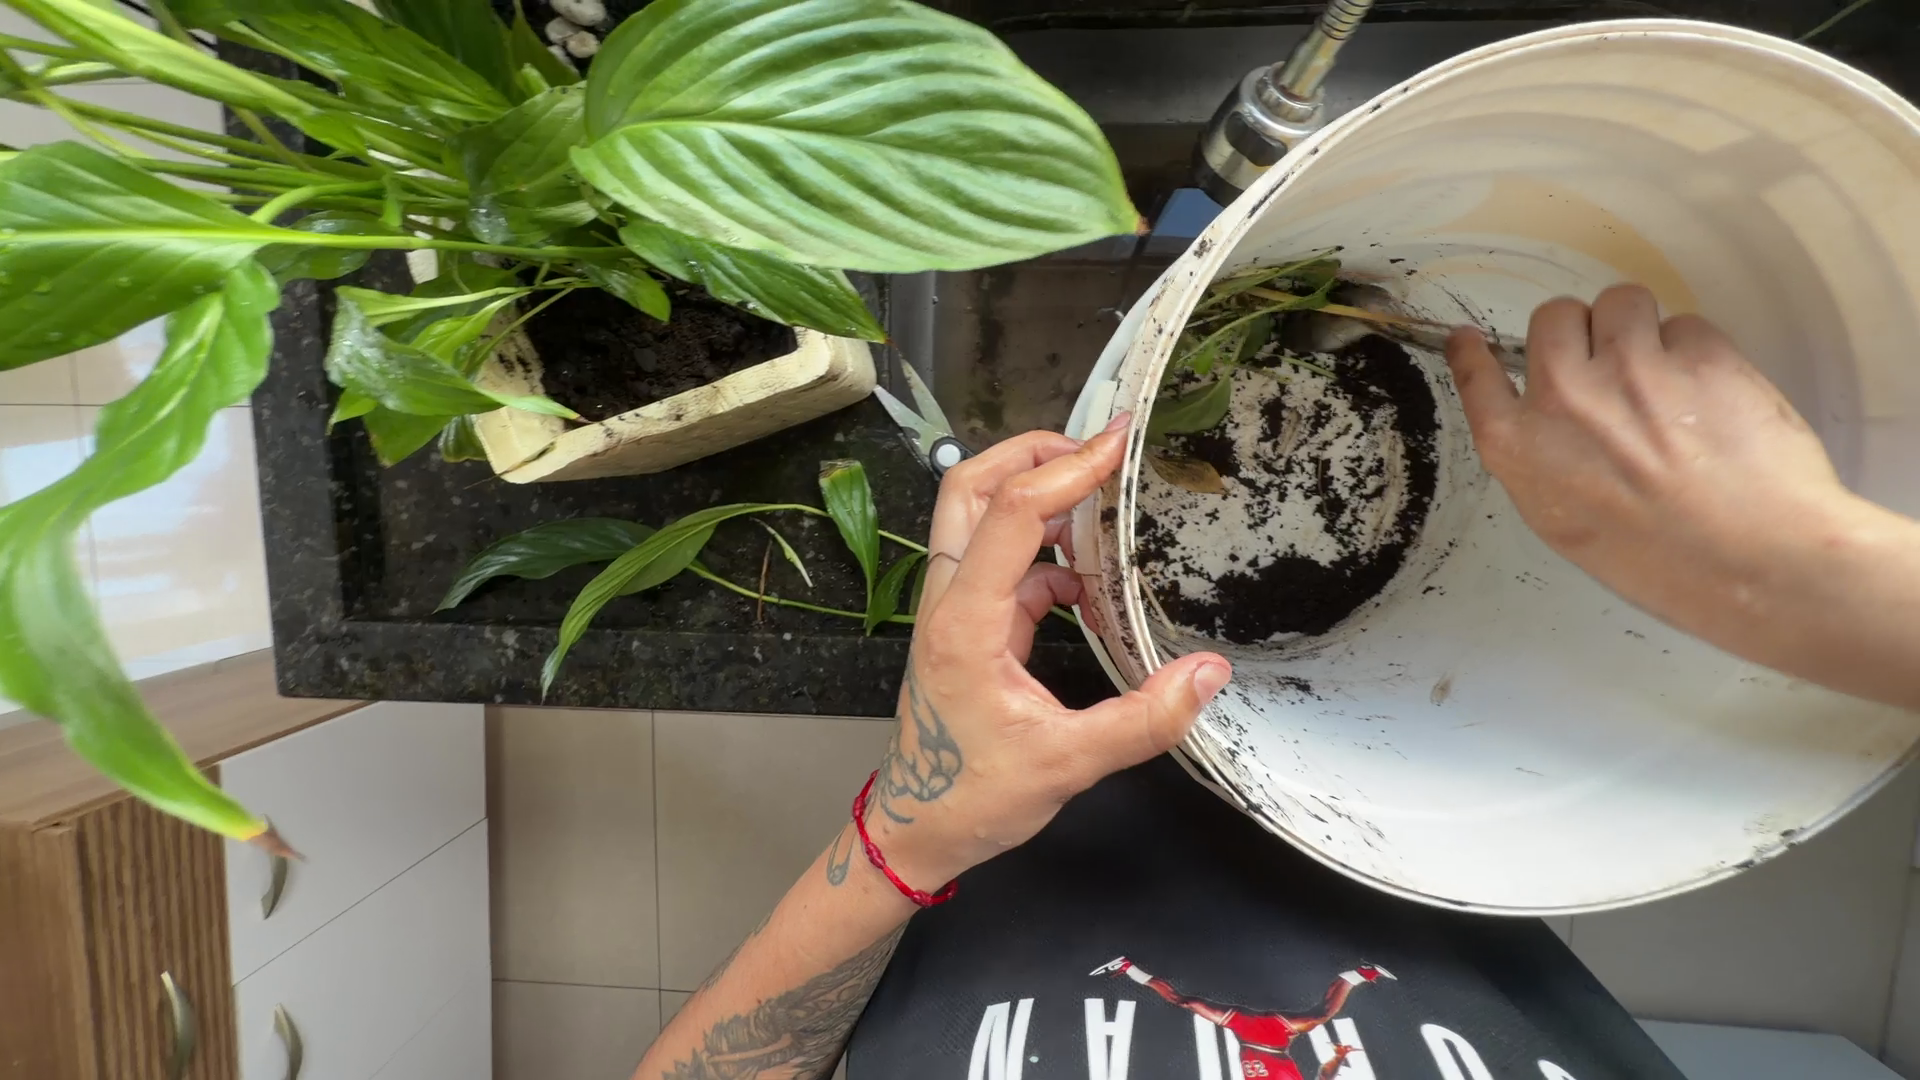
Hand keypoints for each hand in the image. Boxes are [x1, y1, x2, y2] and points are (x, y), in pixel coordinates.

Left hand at [862, 419, 1231, 889]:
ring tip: (1100, 504)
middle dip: (1028, 453)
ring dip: (1034, 497)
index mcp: (966, 622)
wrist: (916, 826)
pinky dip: (1043, 552)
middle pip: (967, 487)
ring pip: (976, 517)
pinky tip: (1084, 581)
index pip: (1011, 514)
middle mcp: (948, 600)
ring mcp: (951, 606)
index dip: (1067, 470)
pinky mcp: (964, 621)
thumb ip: (1145, 720)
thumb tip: (1210, 673)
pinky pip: (1002, 563)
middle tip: (1093, 451)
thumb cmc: (975, 797)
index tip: (1119, 445)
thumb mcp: (1068, 764)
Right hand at [1444, 285, 1860, 657]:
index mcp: (1514, 441)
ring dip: (1631, 323)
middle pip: (1554, 314)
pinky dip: (1690, 347)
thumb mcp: (1549, 510)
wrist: (1743, 554)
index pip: (1477, 375)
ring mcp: (1632, 369)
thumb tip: (1543, 420)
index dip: (1470, 350)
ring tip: (1653, 361)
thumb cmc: (1638, 551)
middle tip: (1596, 355)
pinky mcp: (1702, 357)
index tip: (1467, 336)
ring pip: (1622, 300)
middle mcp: (1561, 395)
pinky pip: (1686, 324)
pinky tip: (1702, 387)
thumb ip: (1533, 454)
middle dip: (1573, 327)